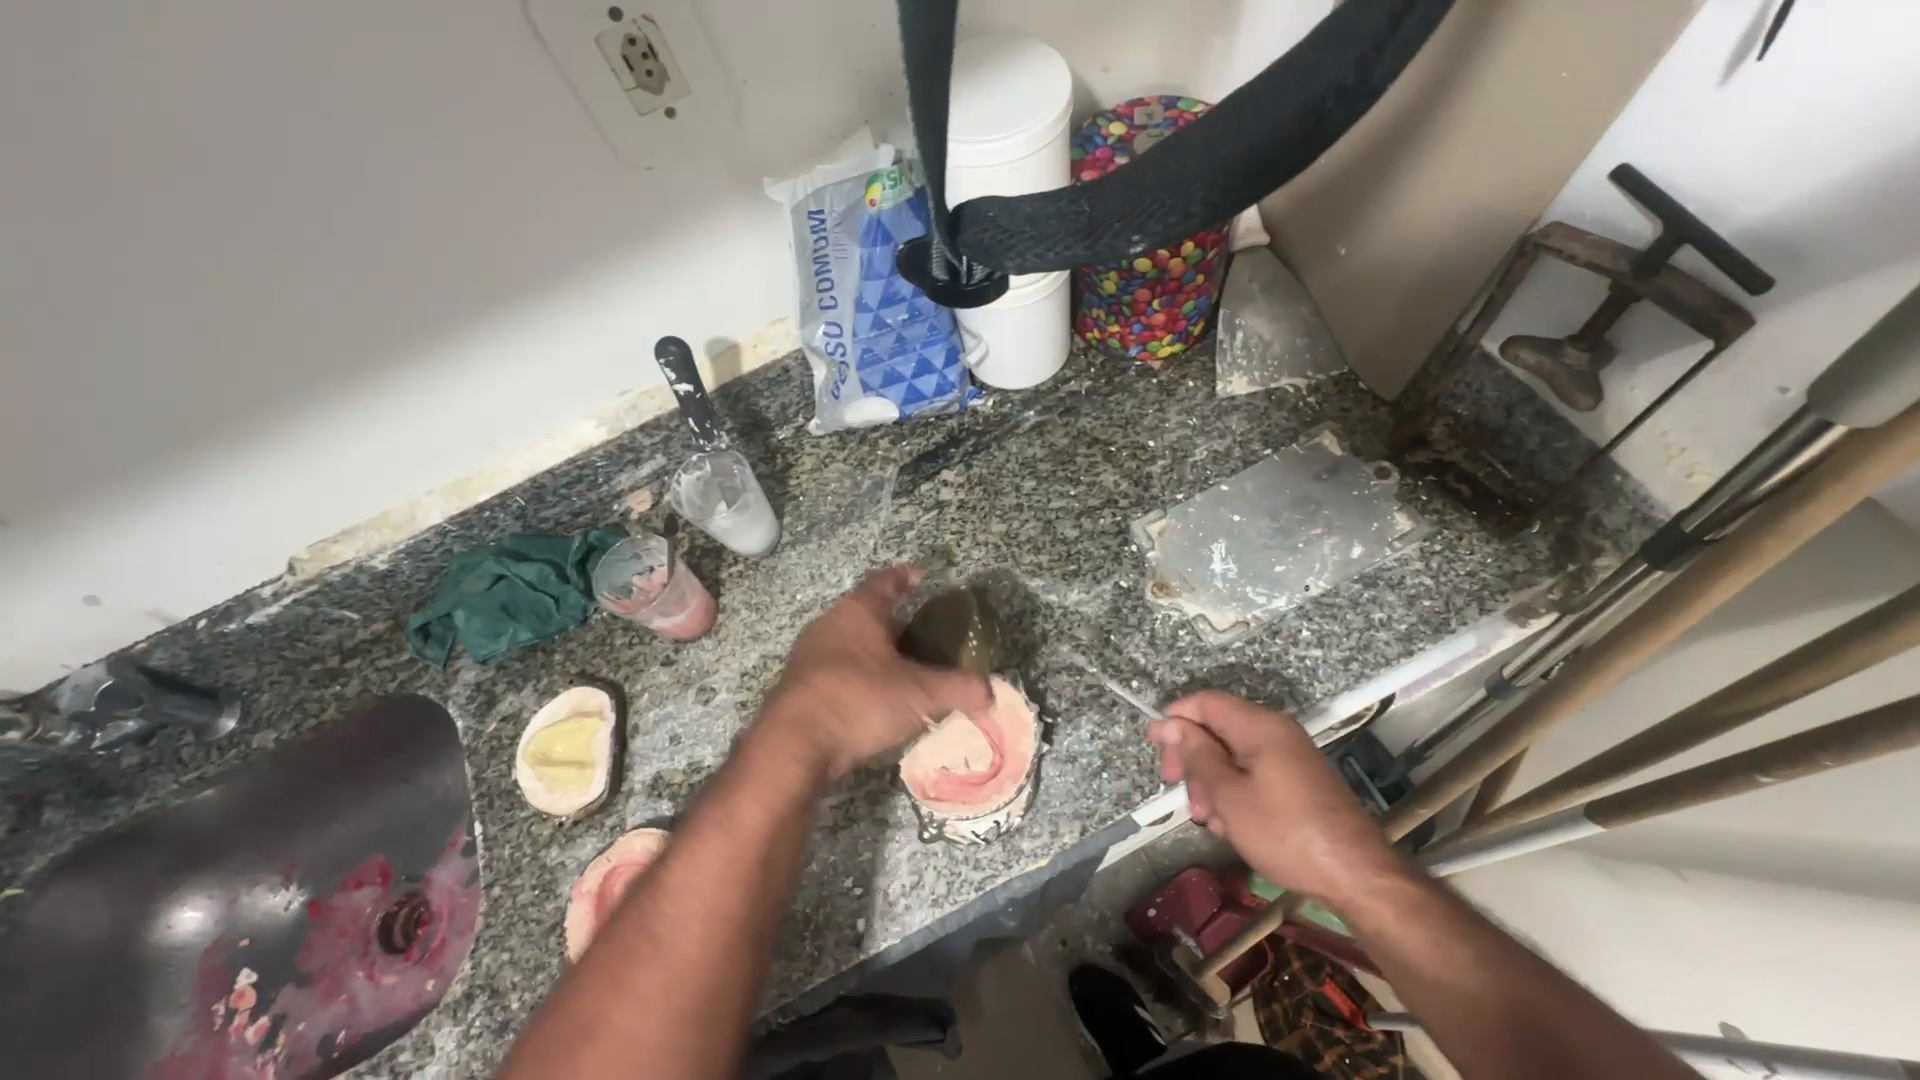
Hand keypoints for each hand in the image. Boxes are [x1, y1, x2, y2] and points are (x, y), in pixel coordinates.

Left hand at [757, 566, 994, 779]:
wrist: (793, 745)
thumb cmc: (859, 700)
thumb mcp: (920, 694)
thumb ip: (960, 689)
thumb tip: (991, 691)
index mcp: (857, 612)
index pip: (885, 582)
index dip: (905, 577)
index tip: (921, 576)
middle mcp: (829, 626)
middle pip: (868, 616)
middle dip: (896, 625)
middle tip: (925, 637)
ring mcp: (809, 658)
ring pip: (851, 647)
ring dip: (876, 656)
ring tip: (905, 672)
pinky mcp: (799, 690)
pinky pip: (838, 675)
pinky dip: (860, 681)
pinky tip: (877, 703)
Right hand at [1148, 691, 1404, 904]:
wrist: (1356, 874)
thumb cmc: (1285, 833)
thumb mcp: (1229, 796)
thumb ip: (1197, 756)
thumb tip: (1171, 723)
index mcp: (1259, 726)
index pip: (1205, 702)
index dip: (1175, 720)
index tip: (1156, 750)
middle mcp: (1276, 731)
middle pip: (1217, 728)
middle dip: (1192, 757)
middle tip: (1179, 793)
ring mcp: (1290, 755)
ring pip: (1233, 754)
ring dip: (1212, 781)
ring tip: (1209, 820)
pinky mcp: (1298, 780)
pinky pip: (1254, 772)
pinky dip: (1235, 791)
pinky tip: (1231, 824)